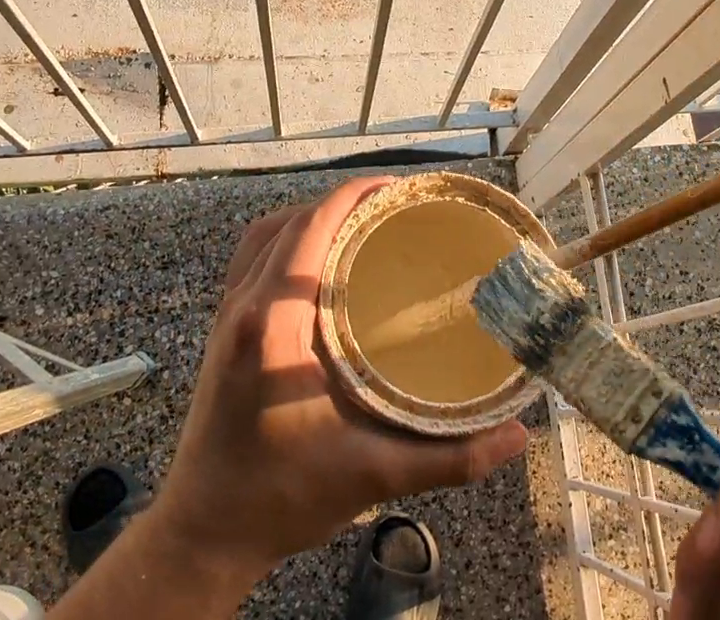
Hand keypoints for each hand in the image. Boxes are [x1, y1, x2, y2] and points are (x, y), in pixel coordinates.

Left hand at [153, 176, 527, 575]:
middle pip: (287, 223)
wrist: (203, 532)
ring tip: (357, 227)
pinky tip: (318, 269)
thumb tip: (516, 437)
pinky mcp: (221, 334)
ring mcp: (224, 317)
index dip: (353, 195)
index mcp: (273, 323)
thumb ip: (448, 458)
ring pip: (262, 238)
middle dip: (338, 203)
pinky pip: (250, 262)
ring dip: (307, 220)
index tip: (397, 188)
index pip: (311, 228)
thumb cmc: (279, 499)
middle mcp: (242, 306)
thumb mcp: (370, 476)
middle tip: (390, 208)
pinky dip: (285, 245)